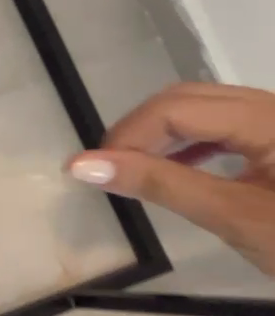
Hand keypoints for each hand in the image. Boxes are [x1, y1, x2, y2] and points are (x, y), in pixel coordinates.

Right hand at [68, 83, 274, 275]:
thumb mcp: (237, 217)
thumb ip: (158, 184)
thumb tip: (79, 164)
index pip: (177, 109)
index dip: (126, 135)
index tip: (94, 174)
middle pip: (191, 98)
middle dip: (139, 129)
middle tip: (109, 169)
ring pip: (210, 107)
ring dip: (163, 134)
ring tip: (138, 169)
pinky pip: (234, 123)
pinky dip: (195, 140)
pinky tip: (182, 166)